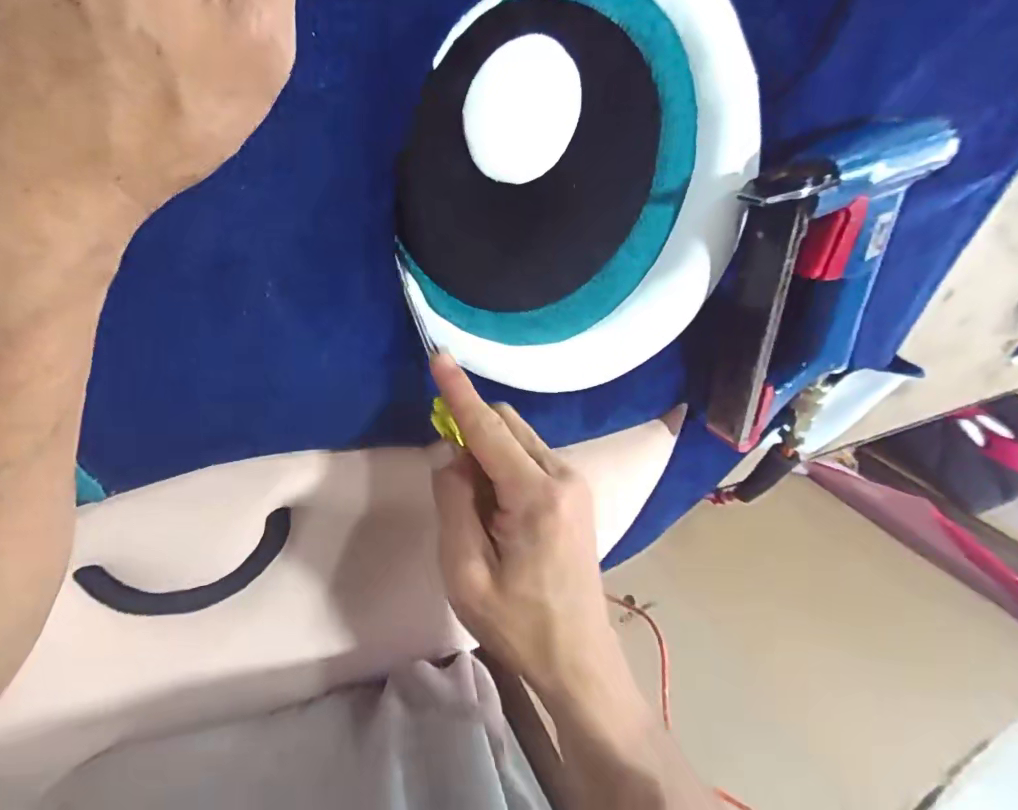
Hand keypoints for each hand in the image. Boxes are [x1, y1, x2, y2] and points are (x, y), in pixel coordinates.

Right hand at [428, 354, 626, 695]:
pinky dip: (500, 467)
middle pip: (504, 424)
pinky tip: (497, 514)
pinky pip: (526, 456)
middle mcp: (562, 476)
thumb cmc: (518, 624)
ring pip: (515, 438)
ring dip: (484, 455)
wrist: (579, 662)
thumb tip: (451, 455)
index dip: (458, 391)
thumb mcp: (464, 572)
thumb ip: (453, 502)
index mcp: (536, 495)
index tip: (439, 354)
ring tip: (479, 516)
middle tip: (454, 490)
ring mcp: (573, 483)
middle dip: (469, 434)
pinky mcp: (573, 493)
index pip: (487, 428)